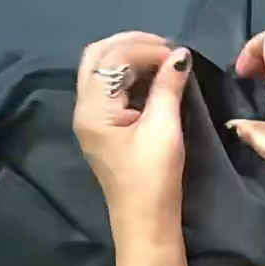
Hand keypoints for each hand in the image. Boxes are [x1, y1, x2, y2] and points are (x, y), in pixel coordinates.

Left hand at [74, 32, 192, 236]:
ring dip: (130, 57)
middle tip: (166, 49)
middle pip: (98, 56)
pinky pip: (109, 86)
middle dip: (132, 44)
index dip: (147, 49)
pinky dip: (130, 74)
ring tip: (163, 59)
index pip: (113, 58)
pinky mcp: (103, 126)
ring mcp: (91, 117)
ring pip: (101, 69)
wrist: (144, 221)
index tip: (178, 56)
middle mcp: (84, 107)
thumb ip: (168, 86)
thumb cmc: (153, 178)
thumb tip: (180, 54)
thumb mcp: (164, 128)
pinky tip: (154, 77)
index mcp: (93, 108)